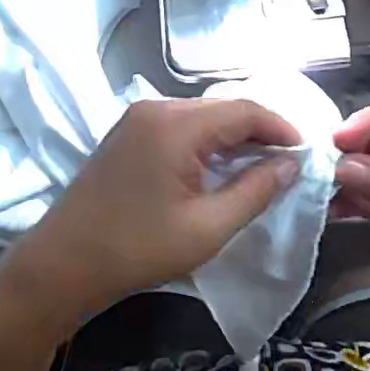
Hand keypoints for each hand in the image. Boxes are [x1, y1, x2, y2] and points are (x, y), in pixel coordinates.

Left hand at [0, 99, 301, 331]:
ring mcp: (136, 118)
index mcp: (176, 124)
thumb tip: (290, 164)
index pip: (243, 109)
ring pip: (199, 116)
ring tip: (259, 167)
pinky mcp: (126, 133)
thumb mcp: (208, 227)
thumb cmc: (138, 249)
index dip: (280, 127)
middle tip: (286, 163)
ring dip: (231, 136)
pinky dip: (204, 141)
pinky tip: (217, 167)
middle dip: (257, 131)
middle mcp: (155, 108)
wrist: (64, 262)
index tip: (305, 153)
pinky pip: (177, 125)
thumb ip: (255, 190)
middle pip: (221, 108)